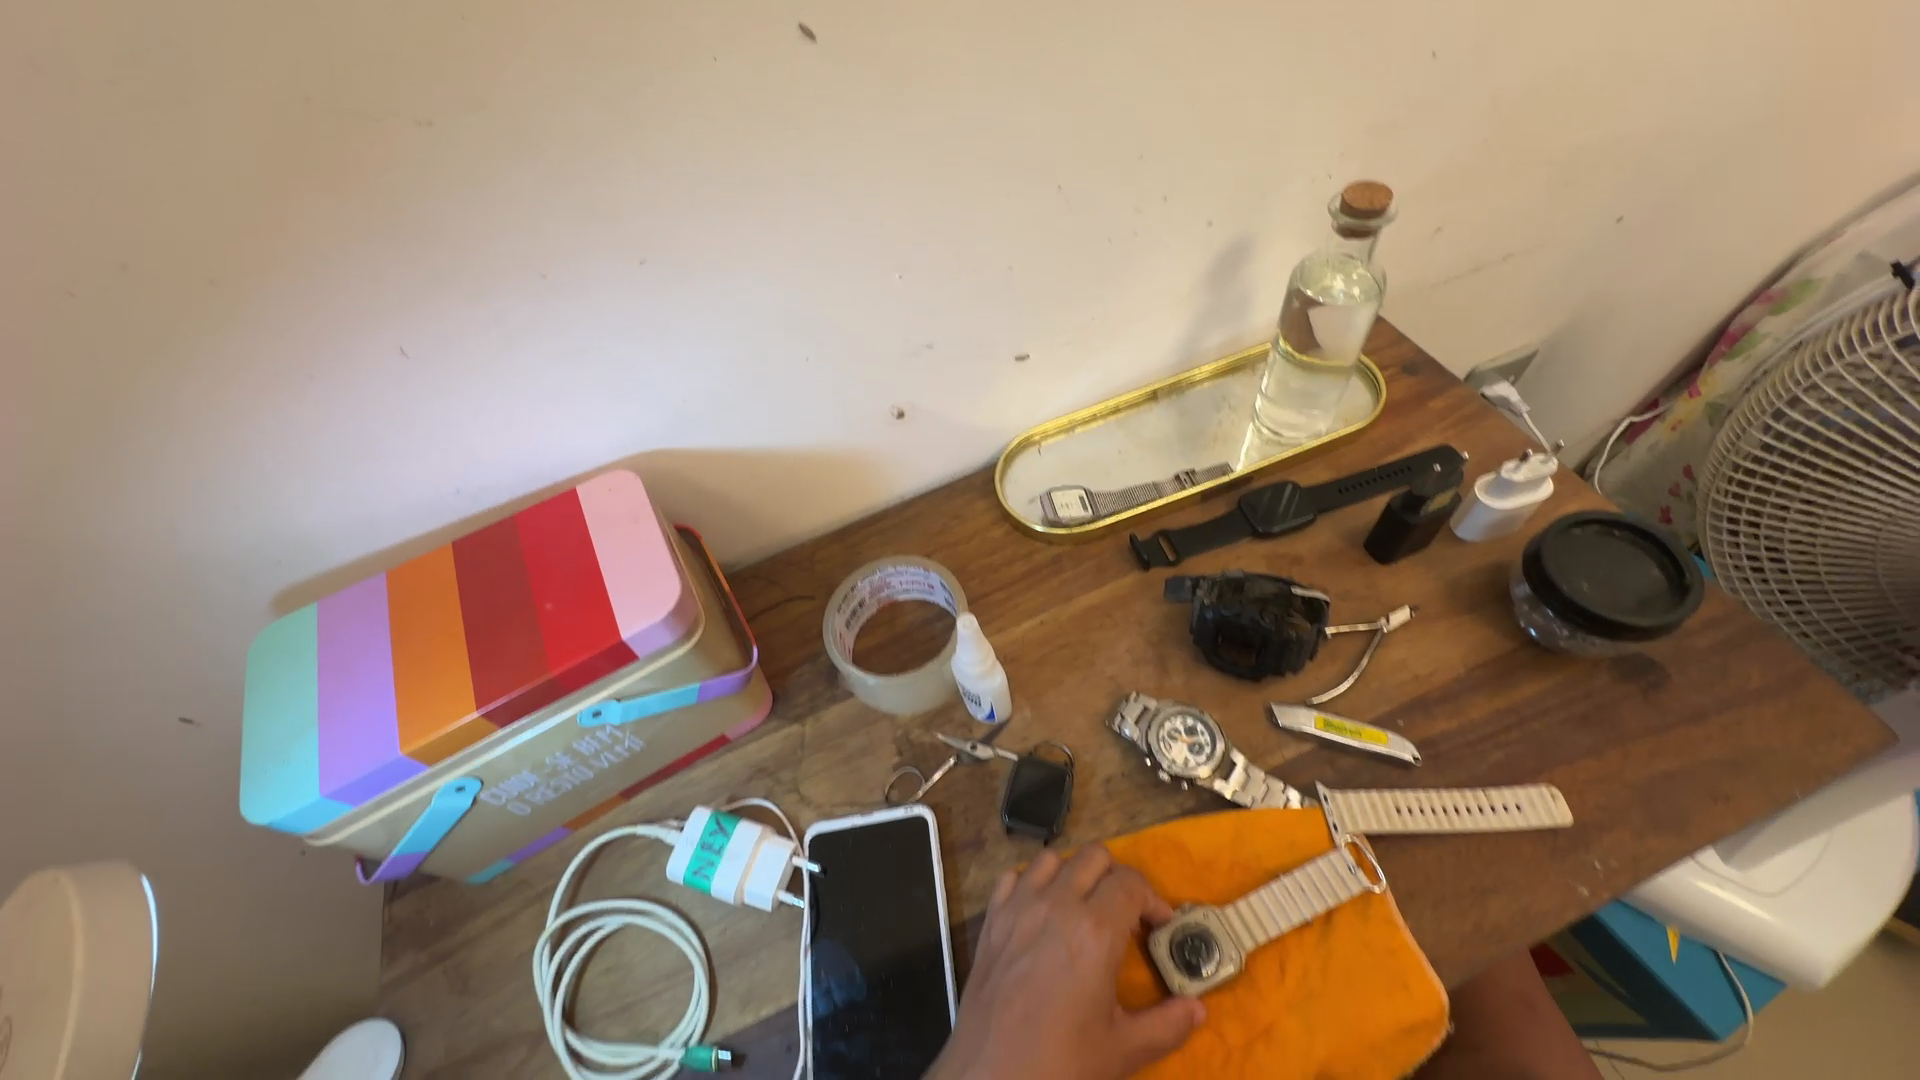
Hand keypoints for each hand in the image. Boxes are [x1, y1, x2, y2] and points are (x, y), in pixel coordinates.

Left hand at [925, 847, 1205, 1079]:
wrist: (990, 1077)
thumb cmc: (1060, 1064)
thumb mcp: (1123, 1050)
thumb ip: (1166, 1024)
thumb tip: (1197, 1008)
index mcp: (1095, 931)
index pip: (1131, 882)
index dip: (1152, 899)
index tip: (1158, 925)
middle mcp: (1056, 905)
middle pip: (1094, 856)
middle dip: (1116, 877)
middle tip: (1125, 914)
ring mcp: (1019, 907)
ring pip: (1052, 858)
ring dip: (1074, 873)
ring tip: (1084, 907)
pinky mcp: (992, 919)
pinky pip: (1013, 876)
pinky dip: (1031, 882)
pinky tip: (1041, 911)